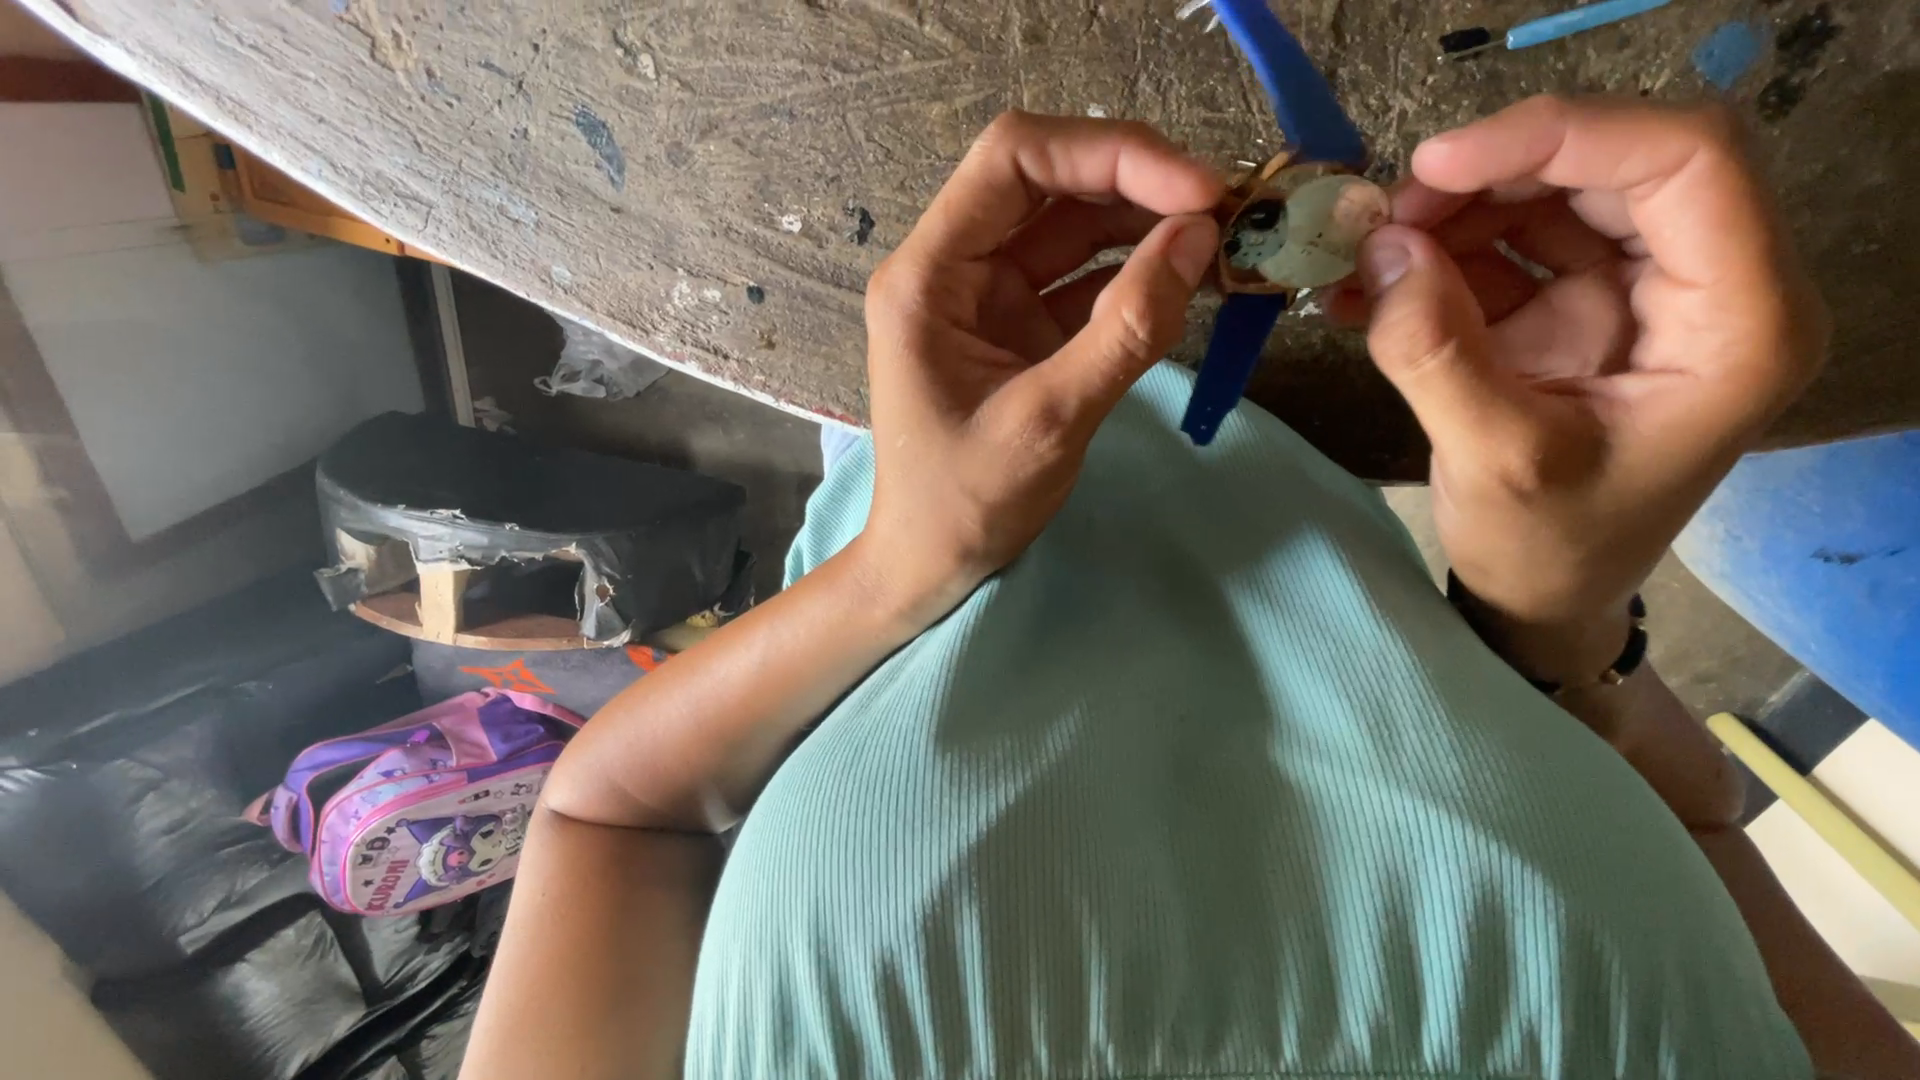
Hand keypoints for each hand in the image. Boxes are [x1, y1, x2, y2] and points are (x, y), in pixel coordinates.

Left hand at [854, 111, 1221, 617]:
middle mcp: (953, 270)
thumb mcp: (1048, 421)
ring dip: (1147, 225)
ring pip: (1072, 228)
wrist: (933, 564)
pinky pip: (1082, 279)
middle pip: (1048, 184)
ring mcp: (987, 298)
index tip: (1196, 187)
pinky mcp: (1020, 329)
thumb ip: (1124, 330)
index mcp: (927, 278)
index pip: (1012, 160)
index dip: (1108, 152)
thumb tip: (1199, 238)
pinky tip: (1190, 276)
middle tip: (1229, 208)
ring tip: (1225, 238)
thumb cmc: (965, 504)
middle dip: (1138, 184)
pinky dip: (1136, 274)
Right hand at [1330, 97, 1826, 682]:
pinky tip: (1363, 291)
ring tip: (1360, 264)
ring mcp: (1623, 299)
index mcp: (1735, 319)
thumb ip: (1435, 352)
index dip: (1560, 137)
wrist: (1538, 594)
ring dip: (1444, 222)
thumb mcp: (1493, 459)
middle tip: (1382, 220)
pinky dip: (1427, 263)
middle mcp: (1694, 287)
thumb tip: (1379, 254)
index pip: (1683, 162)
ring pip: (1543, 204)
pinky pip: (1497, 256)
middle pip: (1606, 170)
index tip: (1433, 166)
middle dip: (1485, 182)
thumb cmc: (1546, 545)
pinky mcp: (1562, 317)